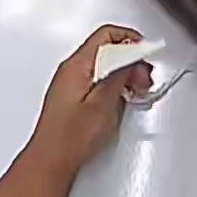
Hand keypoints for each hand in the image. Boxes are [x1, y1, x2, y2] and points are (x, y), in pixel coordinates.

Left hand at [21, 25, 151, 173]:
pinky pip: (99, 78)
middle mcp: (72, 69)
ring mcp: (72, 82)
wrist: (51, 162)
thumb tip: (131, 57)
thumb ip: (119, 75)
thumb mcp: (104, 103)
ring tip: (137, 90)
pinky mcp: (74, 95)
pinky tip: (124, 98)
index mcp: (77, 65)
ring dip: (125, 73)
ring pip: (105, 64)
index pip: (107, 35)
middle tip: (143, 78)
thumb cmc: (71, 138)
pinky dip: (116, 83)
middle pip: (108, 49)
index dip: (131, 39)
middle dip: (131, 59)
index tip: (146, 53)